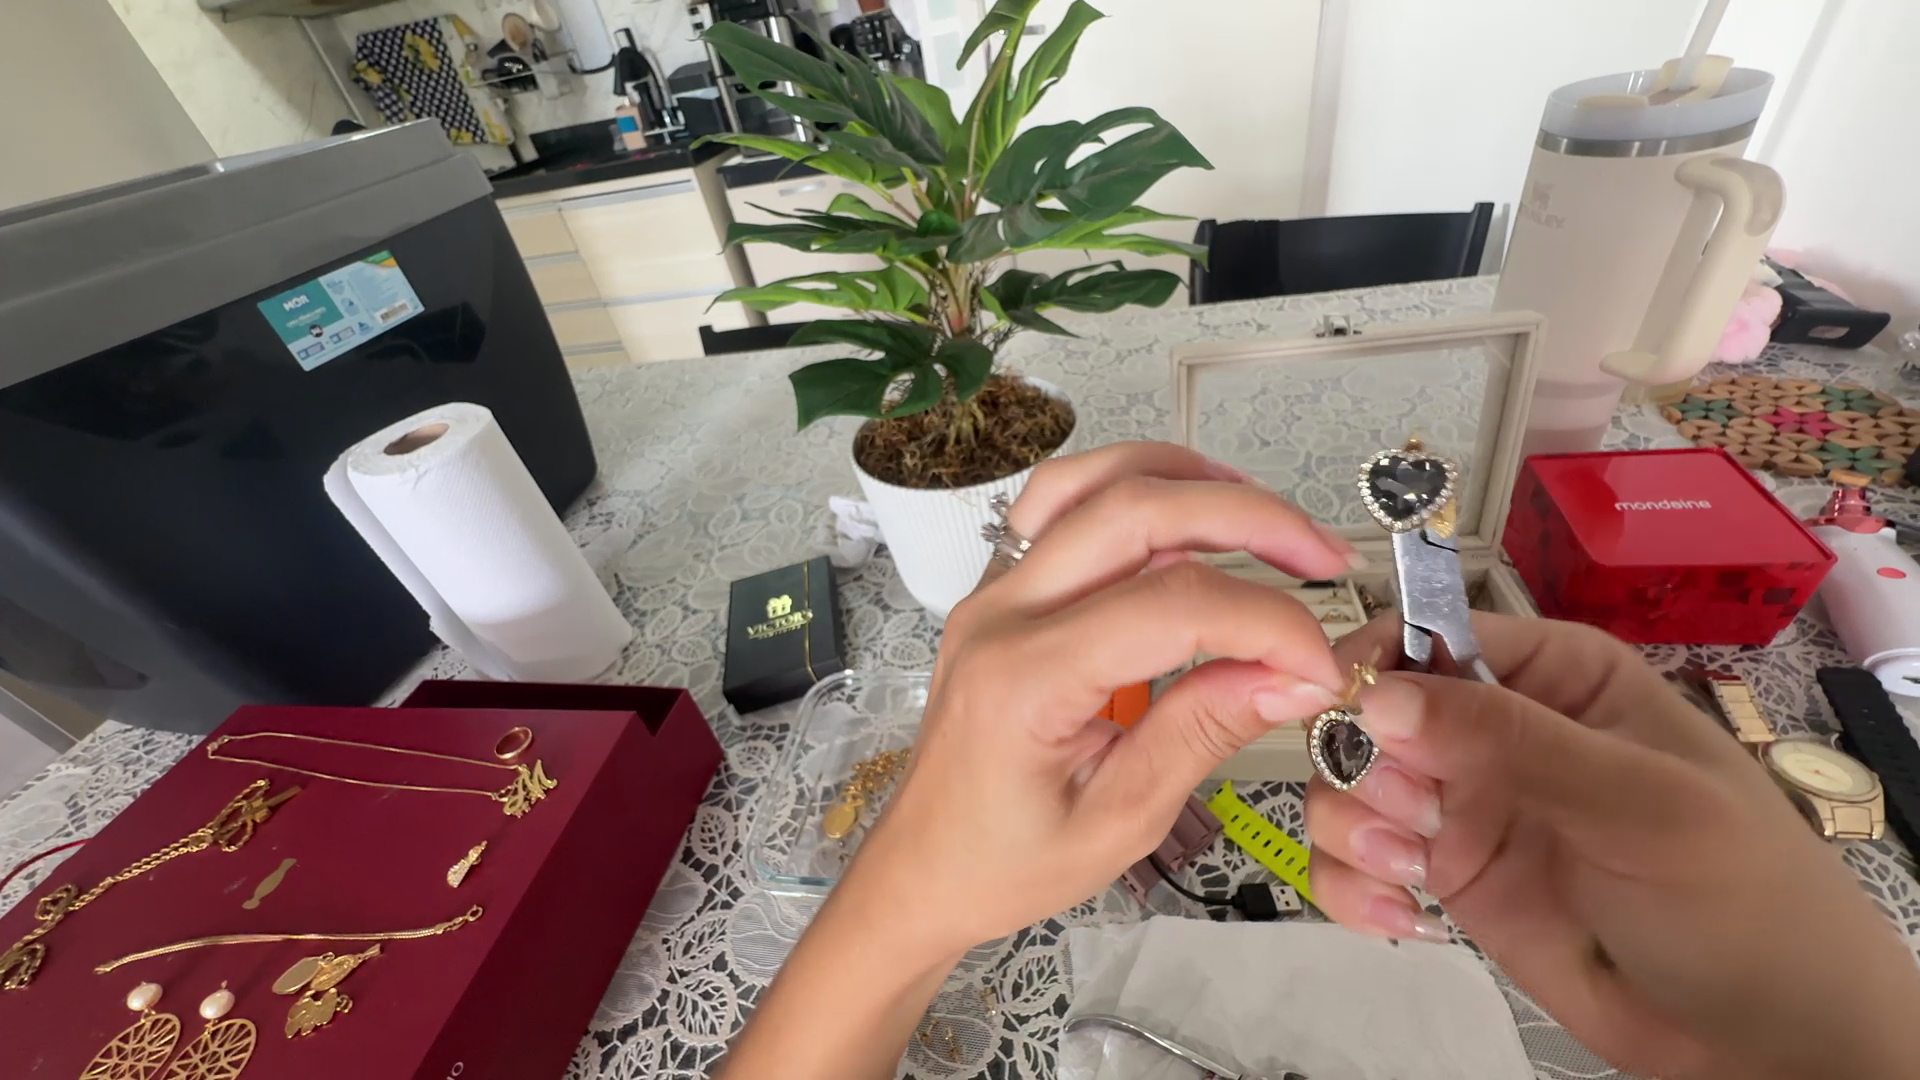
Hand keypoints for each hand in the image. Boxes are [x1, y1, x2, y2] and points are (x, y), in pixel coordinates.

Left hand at [720, 441, 1363, 1079]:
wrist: (922, 861)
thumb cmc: (1008, 860)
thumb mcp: (1119, 820)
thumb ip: (1203, 731)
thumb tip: (1293, 673)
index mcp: (1027, 677)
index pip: (1170, 607)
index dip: (1267, 622)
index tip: (1318, 665)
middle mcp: (1002, 610)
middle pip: (1132, 511)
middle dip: (1245, 517)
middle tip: (1322, 555)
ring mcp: (992, 588)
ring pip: (1088, 481)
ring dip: (1184, 478)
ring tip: (1259, 511)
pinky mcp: (998, 588)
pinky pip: (1058, 502)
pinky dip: (1128, 487)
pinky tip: (1179, 512)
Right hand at [1305, 613, 1919, 1079]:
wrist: (1761, 1050)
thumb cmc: (1735, 903)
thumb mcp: (1641, 805)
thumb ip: (1510, 738)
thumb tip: (1374, 698)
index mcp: (1541, 674)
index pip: (1418, 632)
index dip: (1367, 664)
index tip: (1345, 716)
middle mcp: (1479, 726)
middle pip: (1358, 708)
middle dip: (1364, 764)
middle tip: (1414, 815)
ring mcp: (1448, 797)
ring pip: (1339, 780)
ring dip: (1354, 825)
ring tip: (1410, 872)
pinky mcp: (1428, 864)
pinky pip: (1345, 856)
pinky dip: (1351, 884)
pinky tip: (1402, 913)